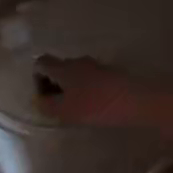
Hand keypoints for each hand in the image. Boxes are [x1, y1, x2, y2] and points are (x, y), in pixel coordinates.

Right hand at [33, 57, 158, 126]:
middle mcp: (78, 61)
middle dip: (54, 85)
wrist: (136, 100)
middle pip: (58, 67)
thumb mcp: (65, 111)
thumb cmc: (95, 105)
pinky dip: (86, 89)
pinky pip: (90, 78)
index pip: (40, 63)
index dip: (37, 79)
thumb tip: (38, 101)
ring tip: (76, 108)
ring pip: (75, 73)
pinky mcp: (110, 73)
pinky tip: (94, 105)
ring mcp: (96, 65)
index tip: (44, 97)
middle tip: (58, 106)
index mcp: (63, 67)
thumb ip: (47, 106)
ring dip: (71, 87)